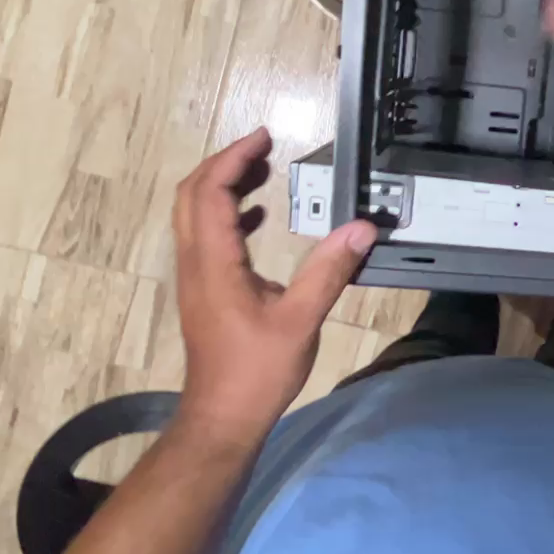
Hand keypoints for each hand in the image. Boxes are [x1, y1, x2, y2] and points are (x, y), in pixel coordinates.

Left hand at [172, 128, 377, 445]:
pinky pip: (207, 236)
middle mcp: (195, 263)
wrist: (222, 417)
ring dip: (223, 185)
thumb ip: (330, 271)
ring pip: (195, 214)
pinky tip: (259, 215)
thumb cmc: (257, 370)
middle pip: (192, 195)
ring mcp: (196, 277)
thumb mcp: (301, 319)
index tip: (263, 137)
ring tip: (262, 169)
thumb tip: (361, 229)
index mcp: (214, 263)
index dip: (234, 159)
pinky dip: (229, 213)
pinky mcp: (204, 290)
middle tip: (262, 146)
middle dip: (224, 163)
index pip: (210, 192)